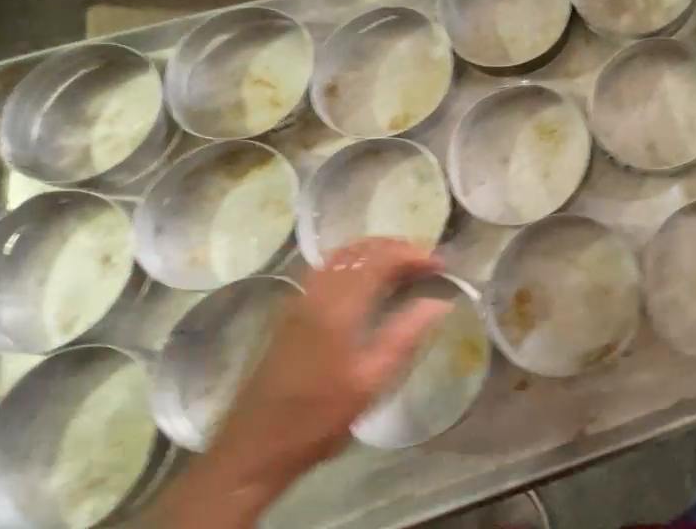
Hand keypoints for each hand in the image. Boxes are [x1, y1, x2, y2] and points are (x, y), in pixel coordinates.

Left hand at [177, 240, 451, 515]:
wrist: (255, 447)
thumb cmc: (318, 418)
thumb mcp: (370, 382)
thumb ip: (405, 336)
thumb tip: (440, 302)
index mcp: (338, 308)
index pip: (380, 260)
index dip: (413, 255)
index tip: (440, 265)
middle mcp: (316, 295)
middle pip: (360, 250)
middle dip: (396, 249)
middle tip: (425, 263)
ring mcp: (299, 301)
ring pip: (341, 257)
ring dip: (374, 253)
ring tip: (402, 266)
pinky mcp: (290, 313)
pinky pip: (327, 269)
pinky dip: (354, 263)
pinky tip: (366, 282)